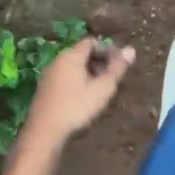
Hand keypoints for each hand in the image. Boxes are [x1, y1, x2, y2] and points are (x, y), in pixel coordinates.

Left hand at [19, 39, 134, 152]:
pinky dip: (78, 80)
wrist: (44, 132)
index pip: (91, 42)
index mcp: (71, 56)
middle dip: (99, 61)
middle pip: (82, 53)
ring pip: (73, 65)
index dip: (107, 49)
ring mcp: (49, 74)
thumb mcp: (103, 88)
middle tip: (112, 77)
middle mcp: (57, 60)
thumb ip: (117, 68)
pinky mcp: (45, 88)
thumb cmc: (76, 107)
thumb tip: (130, 49)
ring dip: (89, 72)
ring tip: (101, 88)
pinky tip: (84, 96)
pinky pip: (65, 76)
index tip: (118, 63)